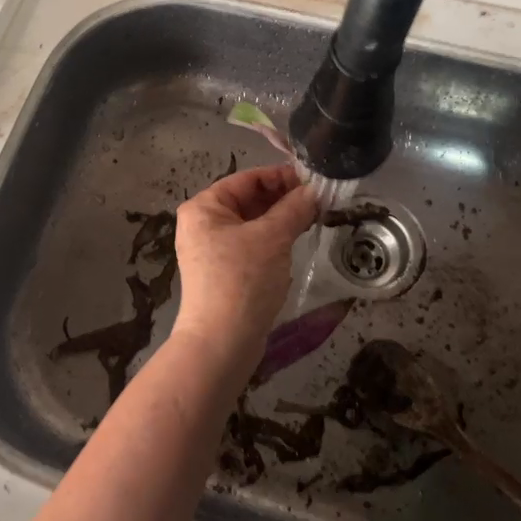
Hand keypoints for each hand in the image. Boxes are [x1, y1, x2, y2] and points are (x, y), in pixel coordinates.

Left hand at [172, 165, 317, 358]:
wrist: (222, 343)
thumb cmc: (243, 280)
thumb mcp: (273, 238)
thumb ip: (294, 209)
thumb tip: (314, 191)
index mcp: (204, 207)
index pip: (246, 179)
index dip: (280, 177)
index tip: (313, 180)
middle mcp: (202, 224)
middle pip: (248, 200)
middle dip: (282, 199)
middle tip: (318, 201)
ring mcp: (210, 250)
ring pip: (251, 224)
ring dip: (280, 220)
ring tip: (312, 219)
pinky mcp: (222, 273)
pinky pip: (250, 245)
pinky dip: (272, 240)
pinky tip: (295, 243)